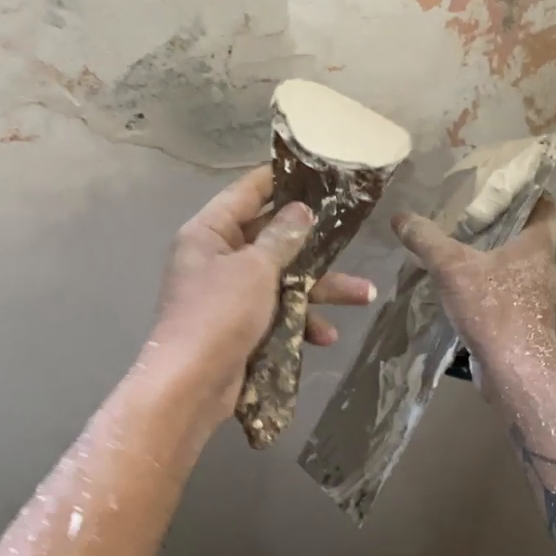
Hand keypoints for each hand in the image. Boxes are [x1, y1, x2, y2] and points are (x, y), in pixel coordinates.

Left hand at [153, 166, 375, 413]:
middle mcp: (217, 259)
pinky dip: (301, 322)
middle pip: (272, 240)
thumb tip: (300, 211)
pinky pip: (277, 314)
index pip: (246, 193)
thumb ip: (282, 238)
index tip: (313, 170)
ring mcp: (229, 296)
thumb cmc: (219, 314)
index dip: (279, 180)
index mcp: (209, 233)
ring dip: (320, 289)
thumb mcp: (255, 269)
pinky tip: (326, 336)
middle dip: (314, 246)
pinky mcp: (241, 328)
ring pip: (283, 281)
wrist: (191, 385)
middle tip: (349, 235)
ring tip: (364, 295)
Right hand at [392, 193, 555, 376]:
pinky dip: (487, 283)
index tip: (502, 182)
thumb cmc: (493, 310)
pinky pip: (505, 291)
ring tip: (460, 245)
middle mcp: (542, 267)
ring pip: (515, 265)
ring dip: (493, 255)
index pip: (545, 205)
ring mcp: (536, 296)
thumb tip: (400, 216)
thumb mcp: (452, 267)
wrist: (513, 371)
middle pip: (527, 234)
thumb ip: (426, 239)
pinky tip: (461, 285)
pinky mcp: (524, 320)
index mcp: (537, 245)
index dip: (528, 190)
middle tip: (470, 211)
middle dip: (502, 222)